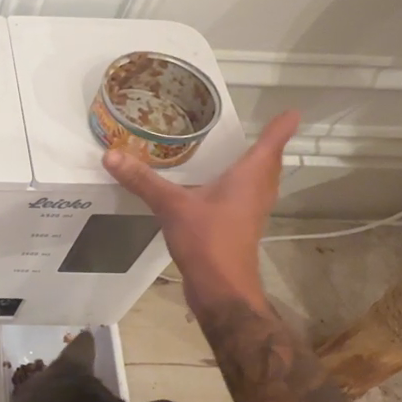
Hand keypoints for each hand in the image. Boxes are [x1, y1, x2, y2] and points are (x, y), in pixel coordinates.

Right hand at [102, 110, 300, 313]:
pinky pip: (244, 198)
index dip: (281, 127)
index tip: (290, 112)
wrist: (222, 290)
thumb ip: (143, 181)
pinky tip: (215, 188)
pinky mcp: (238, 229)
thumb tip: (111, 155)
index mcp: (249, 178)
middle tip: (259, 128)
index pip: (272, 144)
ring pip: (259, 182)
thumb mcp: (171, 206)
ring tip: (236, 153)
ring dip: (254, 167)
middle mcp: (256, 191)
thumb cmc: (209, 241)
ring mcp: (250, 212)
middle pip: (269, 163)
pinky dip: (237, 187)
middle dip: (267, 145)